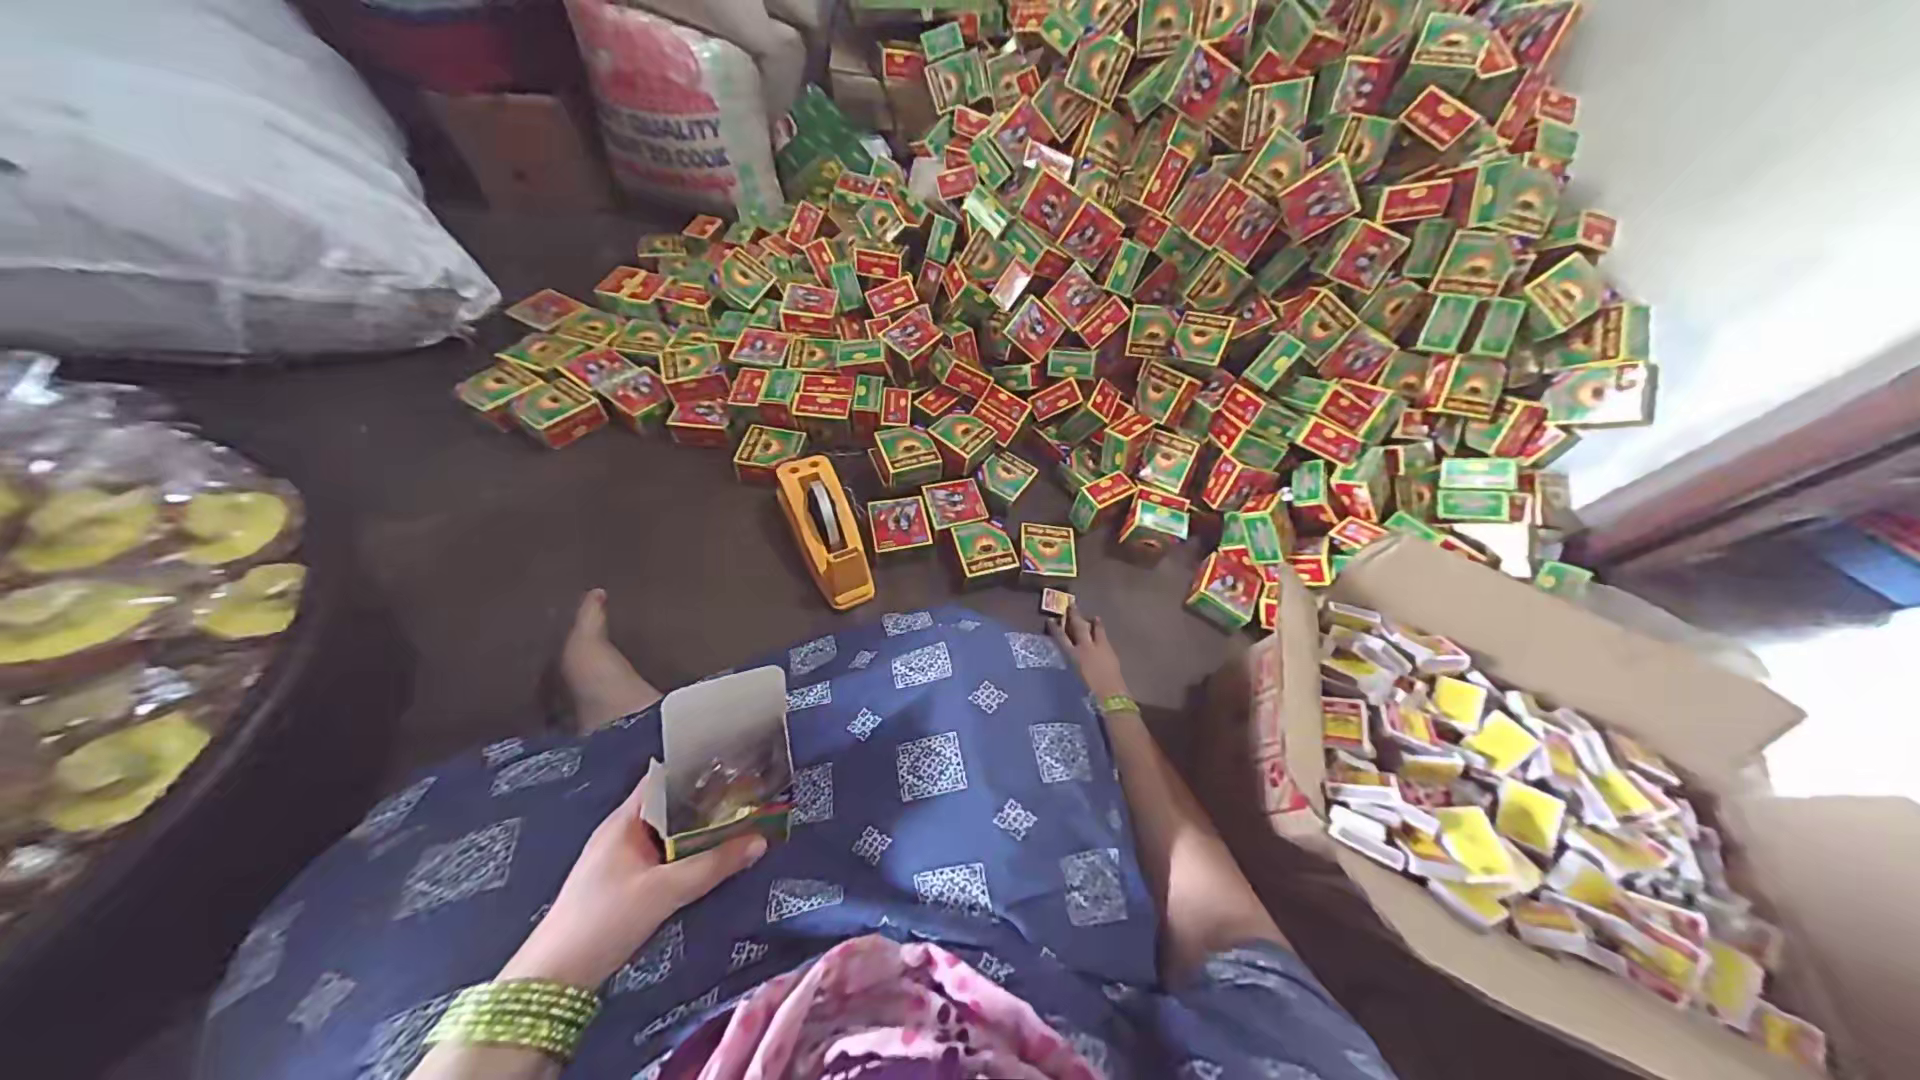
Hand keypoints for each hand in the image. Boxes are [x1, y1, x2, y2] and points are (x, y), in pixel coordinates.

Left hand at [499, 776, 765, 989]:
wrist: (553, 980)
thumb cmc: (605, 921)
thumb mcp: (665, 892)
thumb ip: (713, 865)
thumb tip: (760, 841)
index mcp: (624, 820)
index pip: (664, 778)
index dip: (697, 769)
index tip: (734, 766)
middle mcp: (621, 831)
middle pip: (669, 804)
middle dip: (706, 801)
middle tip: (747, 797)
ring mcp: (618, 857)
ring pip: (666, 831)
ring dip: (697, 828)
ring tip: (738, 822)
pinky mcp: (620, 881)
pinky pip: (661, 853)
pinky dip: (685, 850)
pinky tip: (708, 857)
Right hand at [1047, 603, 1130, 701]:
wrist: (1110, 697)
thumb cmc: (1087, 694)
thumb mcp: (1071, 681)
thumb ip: (1067, 670)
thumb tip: (1063, 664)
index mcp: (1072, 656)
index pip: (1061, 638)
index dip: (1055, 628)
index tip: (1050, 620)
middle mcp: (1084, 648)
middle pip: (1078, 627)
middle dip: (1074, 615)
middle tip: (1071, 604)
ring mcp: (1099, 648)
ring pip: (1094, 629)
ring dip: (1091, 621)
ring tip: (1091, 615)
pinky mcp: (1110, 651)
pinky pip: (1103, 636)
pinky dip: (1100, 629)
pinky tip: (1100, 627)